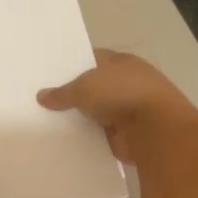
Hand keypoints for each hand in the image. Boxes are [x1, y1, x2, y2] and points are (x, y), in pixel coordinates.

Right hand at [37, 50, 197, 163]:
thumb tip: (42, 96)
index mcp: (122, 62)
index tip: (48, 73)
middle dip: (73, 93)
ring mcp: (128, 109)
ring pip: (96, 111)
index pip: (92, 58)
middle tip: (42, 98)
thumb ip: (62, 92)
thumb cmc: (122, 94)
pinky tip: (65, 139)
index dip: (71, 64)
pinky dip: (87, 136)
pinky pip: (100, 133)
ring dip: (80, 117)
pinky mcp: (127, 133)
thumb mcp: (84, 87)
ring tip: (48, 121)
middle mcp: (127, 83)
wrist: (155, 130)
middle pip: (93, 86)